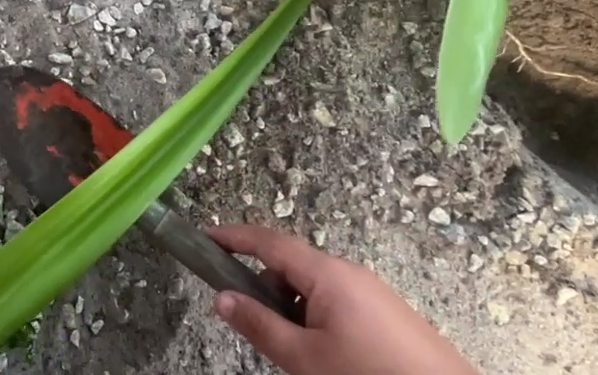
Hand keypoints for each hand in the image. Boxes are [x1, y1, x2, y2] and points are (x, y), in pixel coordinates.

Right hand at [209, 224, 476, 374]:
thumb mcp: (306, 361)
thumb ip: (260, 326)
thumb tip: (221, 298)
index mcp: (328, 273)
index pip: (268, 240)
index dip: (233, 236)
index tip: (203, 237)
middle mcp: (351, 272)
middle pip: (292, 265)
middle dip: (267, 288)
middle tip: (256, 325)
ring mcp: (376, 293)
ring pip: (317, 288)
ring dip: (294, 308)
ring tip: (298, 353)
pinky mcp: (393, 315)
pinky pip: (341, 303)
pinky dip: (320, 319)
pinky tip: (329, 358)